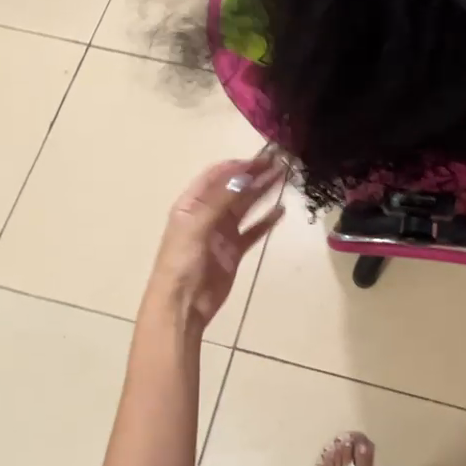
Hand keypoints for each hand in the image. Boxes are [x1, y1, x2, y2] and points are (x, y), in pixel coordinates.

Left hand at [143, 154, 286, 334]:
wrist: (181, 306)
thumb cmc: (181, 263)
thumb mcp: (196, 226)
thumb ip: (220, 201)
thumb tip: (244, 176)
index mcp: (191, 204)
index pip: (215, 176)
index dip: (237, 166)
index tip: (261, 158)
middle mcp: (207, 214)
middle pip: (234, 188)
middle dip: (255, 175)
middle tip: (280, 163)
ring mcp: (222, 232)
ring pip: (246, 206)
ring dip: (263, 192)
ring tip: (284, 179)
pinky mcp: (234, 250)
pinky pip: (252, 230)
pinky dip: (266, 220)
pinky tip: (281, 210)